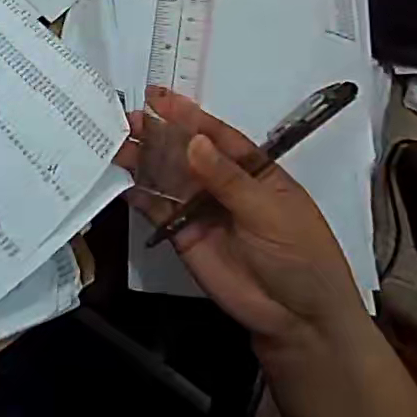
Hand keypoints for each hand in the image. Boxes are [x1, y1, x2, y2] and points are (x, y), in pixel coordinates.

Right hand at [116, 88, 369, 370]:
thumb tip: (194, 142)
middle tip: (128, 119)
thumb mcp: (270, 212)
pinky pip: (156, 207)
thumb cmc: (300, 257)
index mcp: (252, 170)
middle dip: (157, 133)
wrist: (297, 320)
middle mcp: (221, 183)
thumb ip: (228, 179)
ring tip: (115, 142)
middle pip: (184, 151)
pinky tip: (120, 179)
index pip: (216, 135)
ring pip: (165, 175)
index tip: (159, 97)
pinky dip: (137, 193)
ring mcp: (199, 208)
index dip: (188, 115)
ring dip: (142, 158)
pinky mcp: (181, 233)